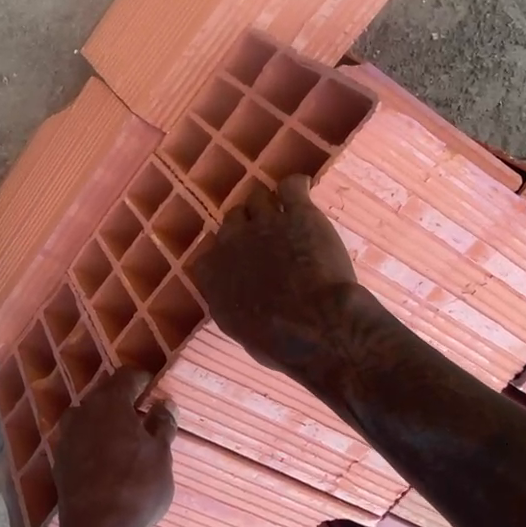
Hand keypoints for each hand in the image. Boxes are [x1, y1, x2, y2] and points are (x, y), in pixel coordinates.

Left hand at [52, 369, 175, 526]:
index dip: (143, 379)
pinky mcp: (60, 458)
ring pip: (90, 417)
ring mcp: (68, 434)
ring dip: (107, 421)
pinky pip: (81, 439)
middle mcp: (84, 410)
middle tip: (144, 413)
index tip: (154, 388)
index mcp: (110, 402)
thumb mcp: (160, 456)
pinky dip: (95, 442)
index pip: (127, 376)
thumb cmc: (136, 487)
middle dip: (125, 400)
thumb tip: (165, 403)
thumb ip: (162, 425)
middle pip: (106, 394)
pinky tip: (107, 459)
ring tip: (127, 438)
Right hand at [189, 175, 364, 378]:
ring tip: (284, 211)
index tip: (241, 262)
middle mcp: (231, 241)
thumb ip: (229, 302)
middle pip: (233, 219)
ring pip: (258, 196)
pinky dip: (296, 185)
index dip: (229, 254)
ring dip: (269, 204)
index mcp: (211, 271)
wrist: (314, 326)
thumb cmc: (277, 341)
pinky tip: (302, 189)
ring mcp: (263, 223)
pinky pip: (291, 185)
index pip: (211, 251)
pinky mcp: (298, 212)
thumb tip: (234, 296)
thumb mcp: (237, 327)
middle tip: (267, 236)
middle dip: (248, 225)